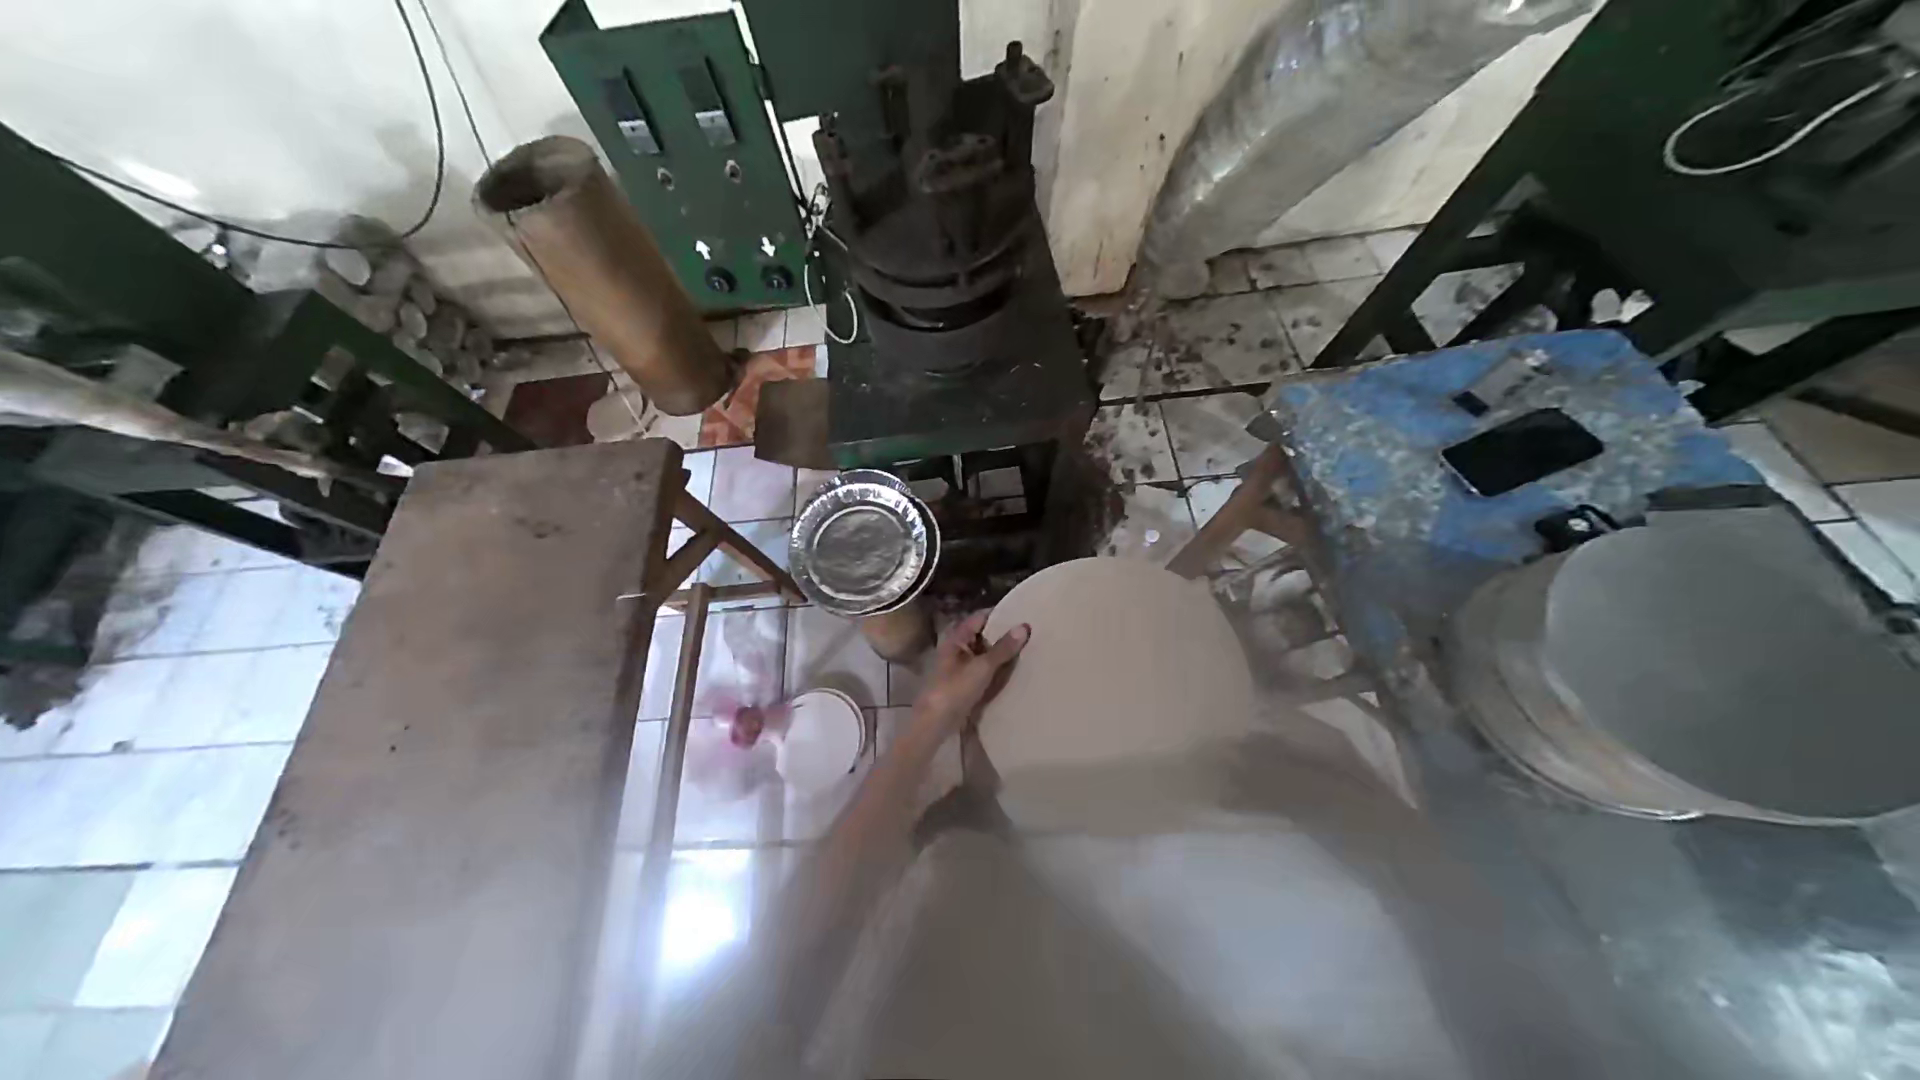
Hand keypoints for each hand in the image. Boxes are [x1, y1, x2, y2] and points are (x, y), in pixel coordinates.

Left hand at [912, 610, 1029, 736]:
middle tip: (1029, 631)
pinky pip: (984, 668)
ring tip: (1027, 648)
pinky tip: (1013, 669)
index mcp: (957, 637)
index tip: (1022, 613)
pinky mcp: (964, 681)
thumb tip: (1024, 626)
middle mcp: (958, 647)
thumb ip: (1003, 648)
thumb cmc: (955, 689)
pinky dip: (996, 666)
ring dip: (1001, 651)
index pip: (980, 617)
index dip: (999, 614)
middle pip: (983, 634)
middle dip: (1003, 633)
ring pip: (984, 652)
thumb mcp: (983, 667)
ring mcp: (960, 665)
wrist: (936, 721)